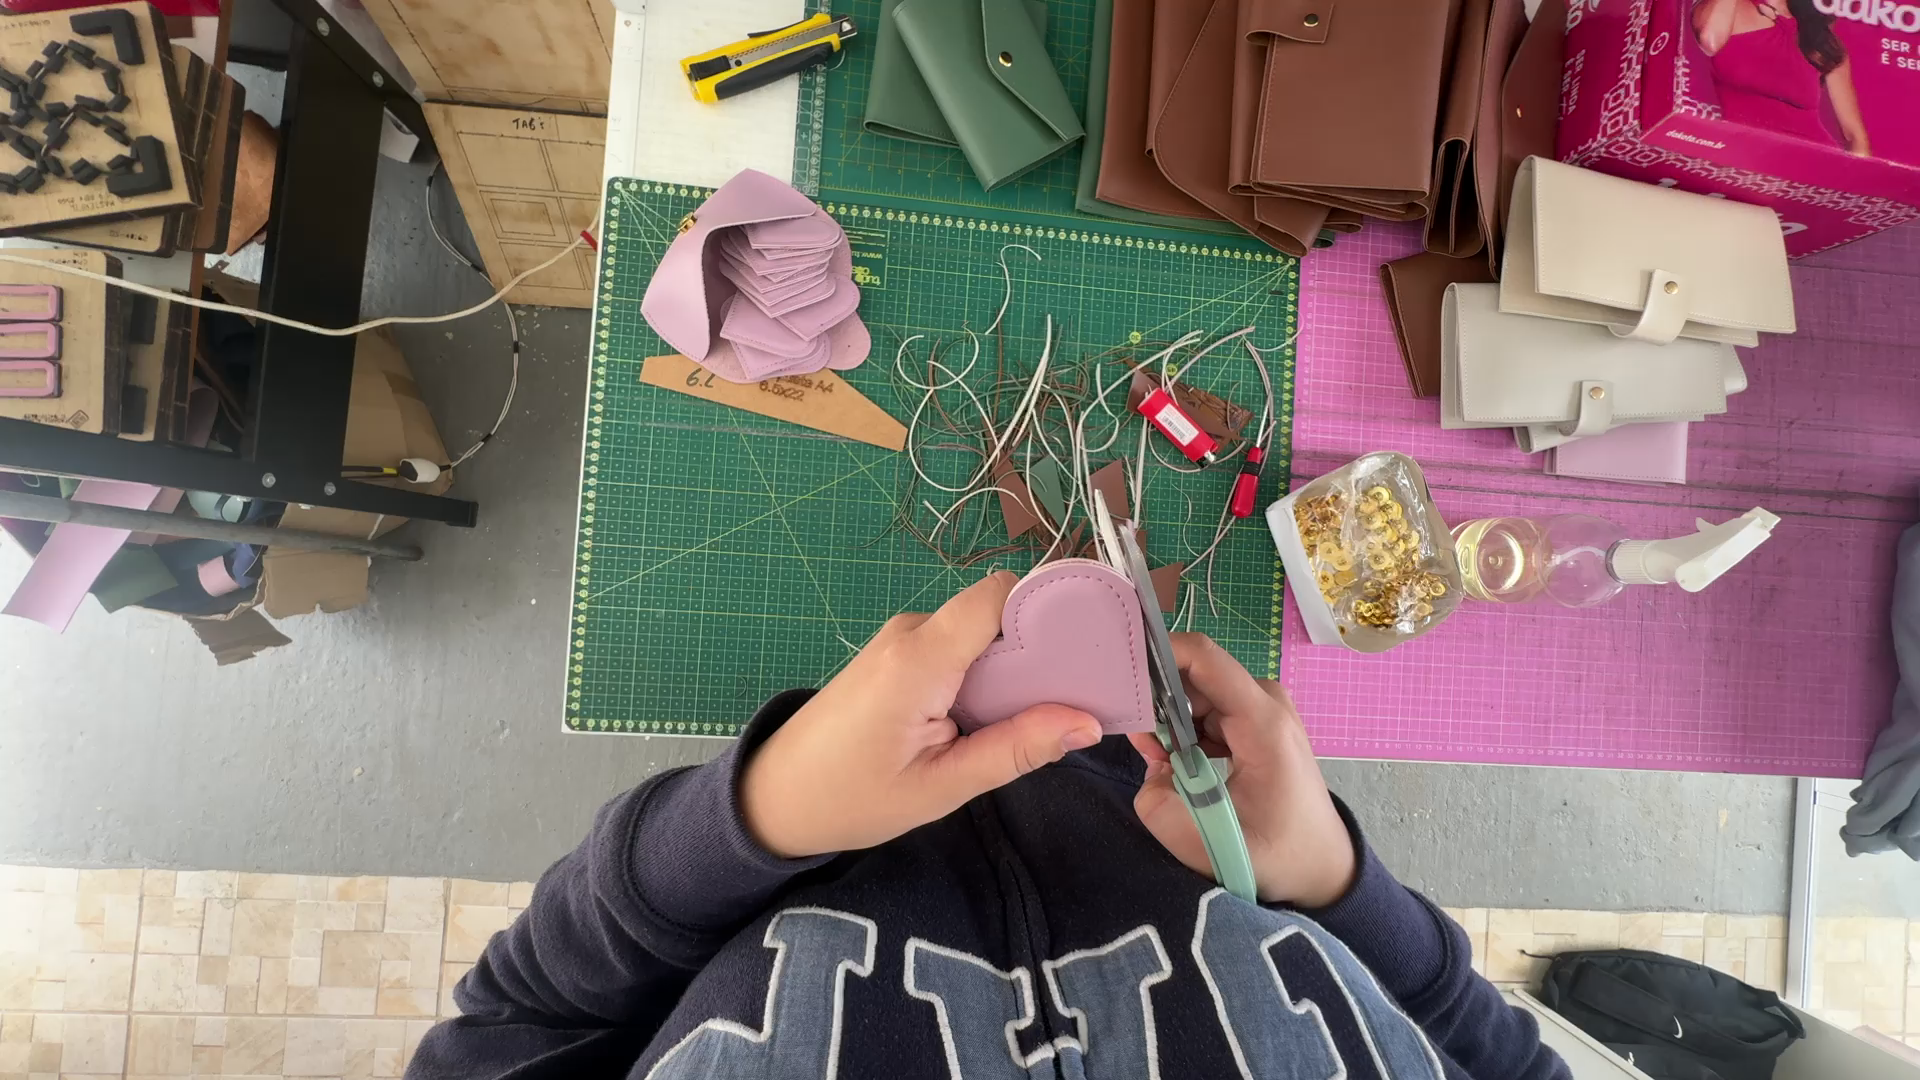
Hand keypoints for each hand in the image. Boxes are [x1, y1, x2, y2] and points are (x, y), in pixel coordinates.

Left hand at [741, 571, 1104, 858]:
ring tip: (1040, 711)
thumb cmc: (851, 798)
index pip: (997, 596)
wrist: (775, 796)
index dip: (1046, 609)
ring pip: (979, 630)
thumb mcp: (942, 786)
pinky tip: (996, 712)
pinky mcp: (899, 652)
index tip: (1089, 645)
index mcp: (920, 658)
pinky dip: (985, 671)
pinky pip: (957, 645)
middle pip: (995, 613)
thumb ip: (1015, 749)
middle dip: (1040, 648)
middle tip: (1078, 693)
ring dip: (1012, 665)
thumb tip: (1086, 723)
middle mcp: (911, 632)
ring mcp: (902, 639)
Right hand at [1127, 635, 1356, 907]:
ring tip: (1163, 764)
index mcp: (1261, 720)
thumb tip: (1150, 768)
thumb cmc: (1281, 854)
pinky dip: (1182, 731)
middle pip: (1191, 675)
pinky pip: (1203, 708)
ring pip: (1193, 692)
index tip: (1123, 674)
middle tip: (1143, 748)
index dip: (1158, 652)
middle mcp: (1262, 701)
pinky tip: (1180, 764)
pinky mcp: (1252, 721)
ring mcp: (1259, 708)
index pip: (1202, 656)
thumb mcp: (1212, 845)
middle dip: (1156, 703)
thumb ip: (1161, 809)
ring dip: (1168, 723)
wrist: (1323, 866)